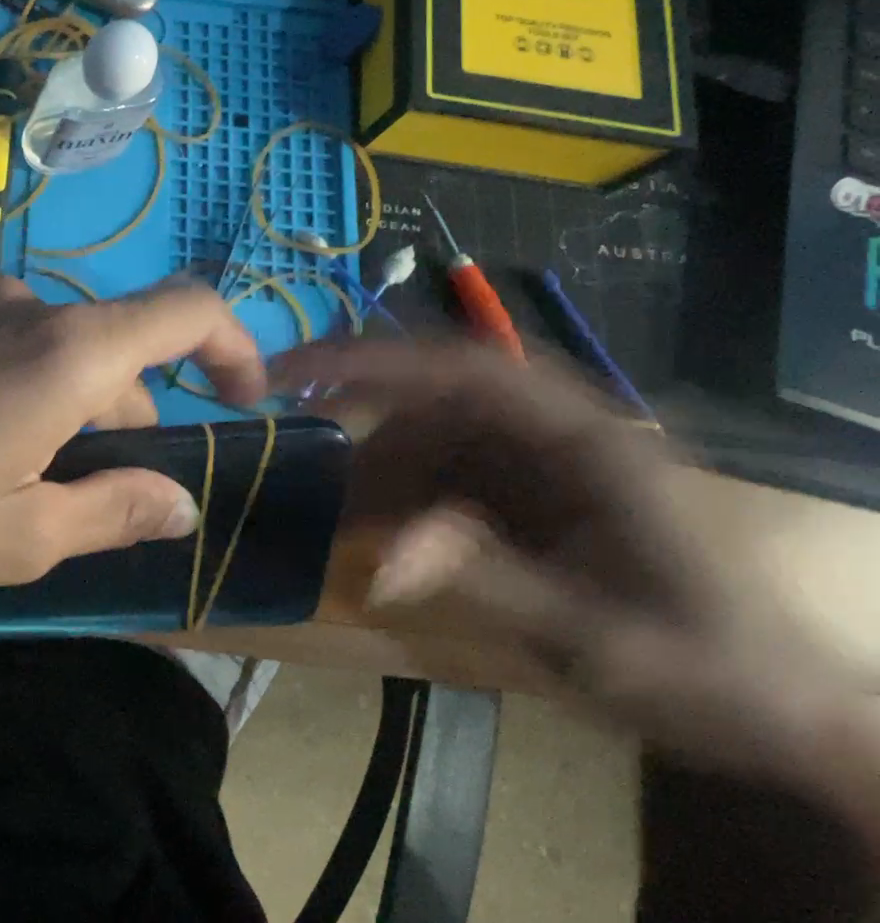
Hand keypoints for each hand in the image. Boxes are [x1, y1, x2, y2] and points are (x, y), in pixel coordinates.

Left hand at [0, 277, 265, 621]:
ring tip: (24, 504)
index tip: (243, 408)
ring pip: (48, 358)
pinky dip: (12, 405)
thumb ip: (109, 512)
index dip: (235, 349)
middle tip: (101, 512)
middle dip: (127, 422)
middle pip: (111, 350)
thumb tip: (181, 499)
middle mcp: (13, 306)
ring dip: (64, 421)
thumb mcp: (10, 540)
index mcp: (59, 351)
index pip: (184, 309)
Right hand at [276, 341, 879, 818]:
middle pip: (435, 401)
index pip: (465, 371)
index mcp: (590, 444)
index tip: (291, 373)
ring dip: (375, 472)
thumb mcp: (600, 642)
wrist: (775, 708)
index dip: (373, 360)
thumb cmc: (703, 669)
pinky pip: (441, 477)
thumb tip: (382, 558)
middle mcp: (560, 437)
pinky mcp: (528, 496)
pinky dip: (396, 500)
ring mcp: (543, 466)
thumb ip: (492, 587)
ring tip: (336, 522)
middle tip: (298, 457)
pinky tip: (375, 539)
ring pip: (430, 438)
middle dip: (362, 427)